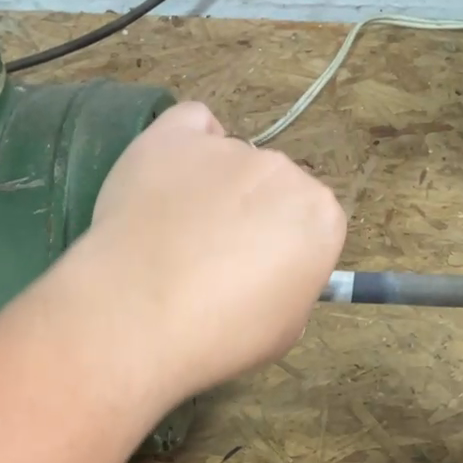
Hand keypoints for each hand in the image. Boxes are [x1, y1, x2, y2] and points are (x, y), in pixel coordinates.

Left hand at [71, 102, 346, 398]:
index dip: (285, 256)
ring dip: (216, 191)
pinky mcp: (173, 135)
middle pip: (274, 191)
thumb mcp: (285, 333)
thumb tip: (274, 276)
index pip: (313, 228)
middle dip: (252, 221)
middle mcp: (283, 171)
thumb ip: (292, 289)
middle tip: (214, 265)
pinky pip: (193, 126)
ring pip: (232, 164)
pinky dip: (188, 148)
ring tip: (176, 236)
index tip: (260, 282)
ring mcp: (228, 148)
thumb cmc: (223, 336)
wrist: (142, 316)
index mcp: (321, 218)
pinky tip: (170, 182)